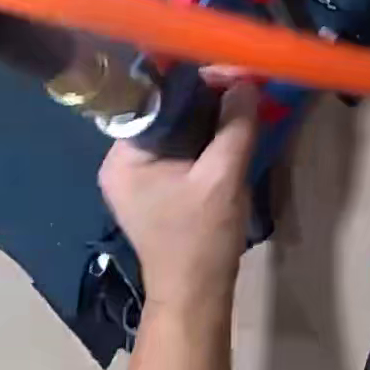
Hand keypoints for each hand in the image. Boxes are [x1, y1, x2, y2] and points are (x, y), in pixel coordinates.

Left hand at [98, 82, 260, 314]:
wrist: (195, 296)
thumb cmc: (201, 240)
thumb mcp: (223, 179)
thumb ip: (235, 127)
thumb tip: (246, 82)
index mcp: (124, 156)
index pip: (154, 100)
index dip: (192, 81)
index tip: (227, 72)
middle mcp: (123, 159)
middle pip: (166, 111)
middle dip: (205, 97)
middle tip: (242, 85)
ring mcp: (138, 173)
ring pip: (176, 127)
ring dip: (209, 115)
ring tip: (242, 101)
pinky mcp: (156, 184)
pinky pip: (181, 146)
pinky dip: (206, 136)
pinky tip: (232, 128)